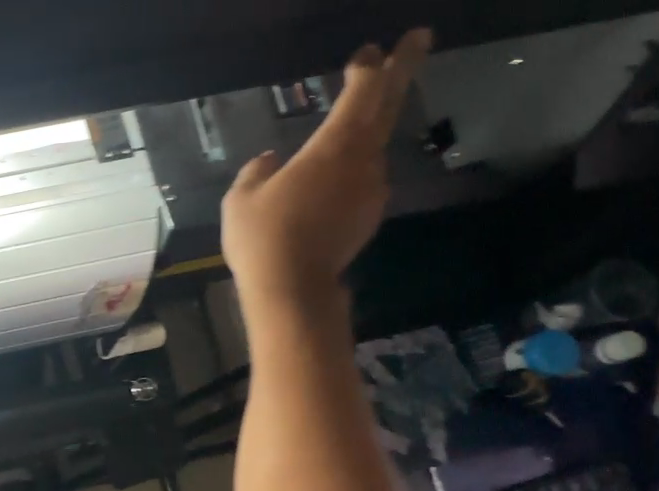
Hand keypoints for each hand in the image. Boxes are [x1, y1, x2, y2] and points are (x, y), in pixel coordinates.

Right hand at [222, 29, 430, 295]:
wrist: (291, 286)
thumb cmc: (262, 237)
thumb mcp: (240, 201)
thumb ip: (255, 173)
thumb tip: (268, 160)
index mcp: (332, 146)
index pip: (359, 92)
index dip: (365, 67)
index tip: (366, 50)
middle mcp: (362, 159)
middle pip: (388, 104)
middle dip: (404, 67)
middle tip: (419, 37)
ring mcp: (371, 187)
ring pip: (372, 147)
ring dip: (367, 130)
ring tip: (351, 127)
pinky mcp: (368, 214)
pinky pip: (361, 181)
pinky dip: (350, 172)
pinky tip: (328, 184)